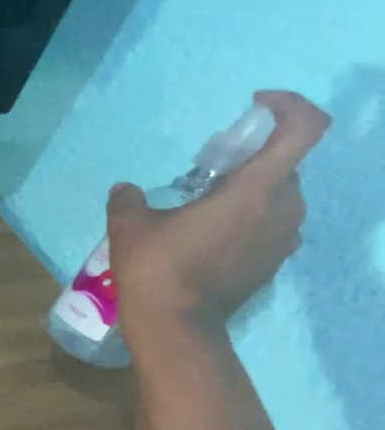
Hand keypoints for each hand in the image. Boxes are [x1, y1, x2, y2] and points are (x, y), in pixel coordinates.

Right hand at [108, 90, 331, 336]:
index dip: (289, 106)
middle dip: (249, 162)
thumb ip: (129, 201)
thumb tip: (126, 190)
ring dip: (246, 195)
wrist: (176, 323)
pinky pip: (268, 226)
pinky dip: (244, 222)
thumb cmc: (156, 267)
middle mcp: (286, 206)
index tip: (257, 106)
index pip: (303, 128)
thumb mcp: (129, 227)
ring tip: (200, 211)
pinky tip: (204, 240)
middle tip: (205, 175)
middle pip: (283, 166)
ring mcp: (285, 236)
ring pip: (276, 198)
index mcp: (258, 188)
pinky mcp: (275, 260)